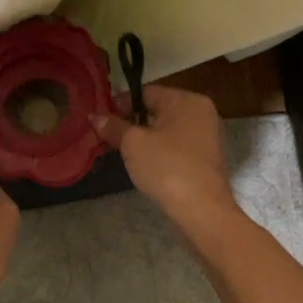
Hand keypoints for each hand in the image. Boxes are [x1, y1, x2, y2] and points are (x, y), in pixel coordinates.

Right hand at [93, 85, 234, 217]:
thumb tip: (95, 116)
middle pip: (157, 109)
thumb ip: (113, 126)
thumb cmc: (166, 167)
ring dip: (144, 137)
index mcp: (186, 100)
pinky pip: (176, 145)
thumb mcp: (133, 143)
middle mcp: (201, 111)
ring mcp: (207, 135)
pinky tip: (144, 163)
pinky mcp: (207, 157)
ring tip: (122, 151)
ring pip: (166, 129)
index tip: (100, 120)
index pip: (145, 92)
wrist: (201, 209)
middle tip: (107, 137)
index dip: (119, 104)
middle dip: (131, 122)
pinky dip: (160, 150)